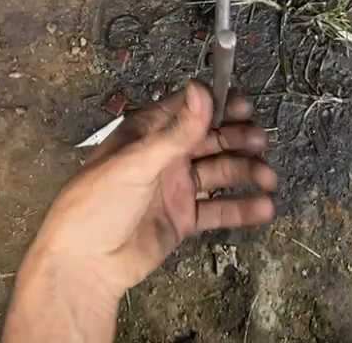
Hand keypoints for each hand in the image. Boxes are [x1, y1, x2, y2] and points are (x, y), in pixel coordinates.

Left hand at [4, 85, 274, 340]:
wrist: (83, 262)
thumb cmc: (96, 201)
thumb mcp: (137, 161)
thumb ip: (175, 131)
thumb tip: (200, 89)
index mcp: (150, 130)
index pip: (191, 109)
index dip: (219, 105)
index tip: (245, 105)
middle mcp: (166, 154)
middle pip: (210, 139)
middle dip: (238, 138)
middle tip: (261, 142)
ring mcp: (175, 186)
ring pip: (218, 172)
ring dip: (245, 172)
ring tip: (268, 179)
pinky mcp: (182, 218)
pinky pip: (217, 209)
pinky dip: (241, 208)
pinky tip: (263, 207)